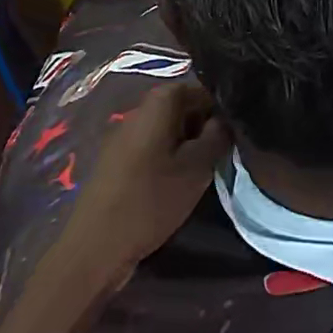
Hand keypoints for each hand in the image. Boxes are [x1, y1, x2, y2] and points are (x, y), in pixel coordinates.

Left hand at [63, 81, 229, 269]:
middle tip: (222, 153)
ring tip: (204, 171)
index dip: (219, 106)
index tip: (236, 130)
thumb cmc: (151, 200)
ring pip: (167, 129)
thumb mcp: (196, 168)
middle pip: (181, 106)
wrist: (97, 244)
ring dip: (187, 145)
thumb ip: (217, 137)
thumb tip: (225, 119)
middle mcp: (139, 110)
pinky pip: (152, 147)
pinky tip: (178, 183)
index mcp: (158, 102)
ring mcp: (125, 135)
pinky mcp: (119, 159)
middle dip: (204, 125)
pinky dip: (169, 158)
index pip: (198, 88)